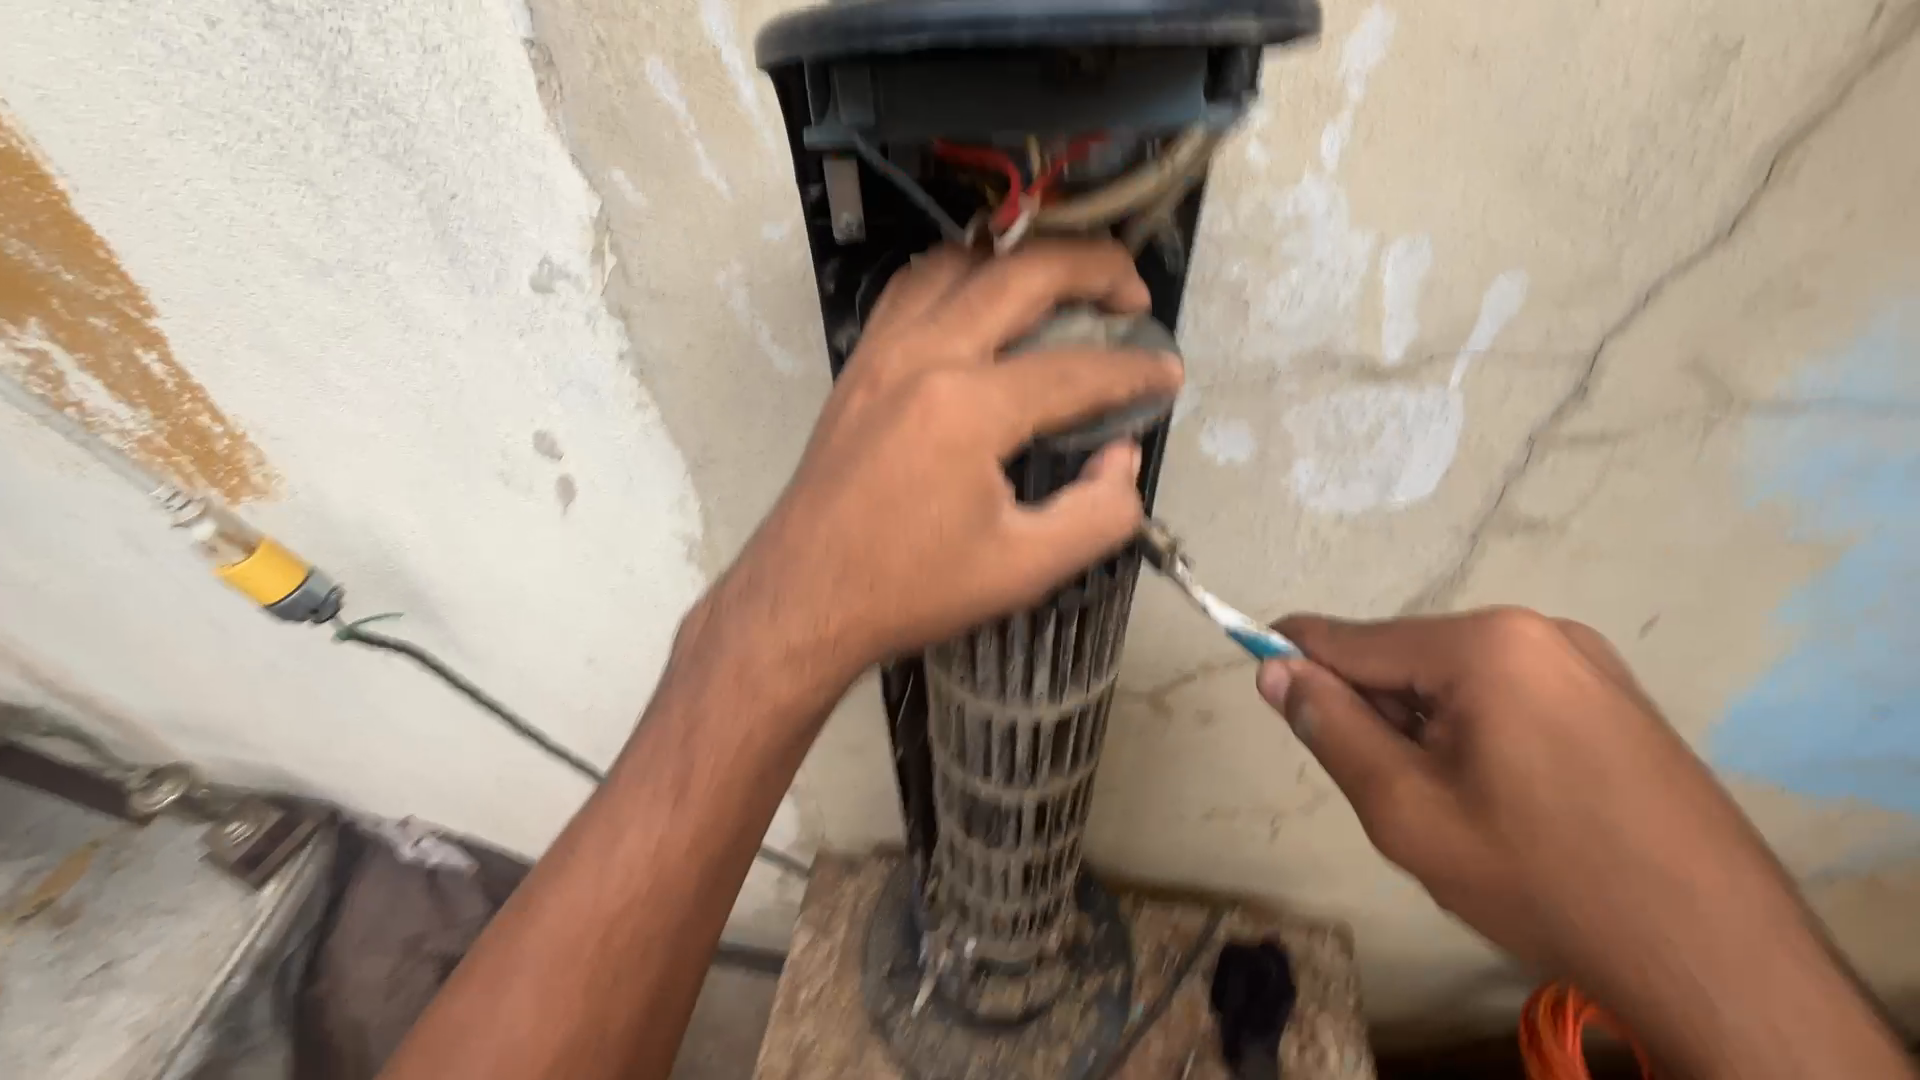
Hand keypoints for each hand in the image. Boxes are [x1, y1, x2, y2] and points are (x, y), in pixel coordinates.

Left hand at [707, 240, 1182, 693]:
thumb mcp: (1024, 569)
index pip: (1075, 369)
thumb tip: (1121, 459)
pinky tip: (980, 303)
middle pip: (1023, 275)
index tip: (1168, 374)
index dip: (1134, 370)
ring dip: (1021, 261)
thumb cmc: (910, 590)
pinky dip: (958, 277)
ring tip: (1062, 287)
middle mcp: (923, 355)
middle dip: (1094, 269)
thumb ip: (1098, 513)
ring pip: (960, 263)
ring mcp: (881, 352)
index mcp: (968, 407)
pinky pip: (911, 289)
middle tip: (1132, 296)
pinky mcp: (858, 366)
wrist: (803, 599)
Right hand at [1257, 608, 1913, 1079]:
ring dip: (1424, 726)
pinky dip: (1473, 730)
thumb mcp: (1406, 810)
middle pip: (1404, 658)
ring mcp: (1584, 660)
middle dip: (1376, 712)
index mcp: (1481, 645)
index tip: (1256, 675)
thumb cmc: (1539, 876)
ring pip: (1453, 678)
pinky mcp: (1612, 695)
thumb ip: (1331, 728)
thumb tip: (1272, 669)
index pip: (1348, 639)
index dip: (1292, 658)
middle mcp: (1534, 630)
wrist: (1716, 955)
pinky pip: (1506, 692)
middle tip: (1392, 790)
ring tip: (1455, 804)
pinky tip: (1503, 797)